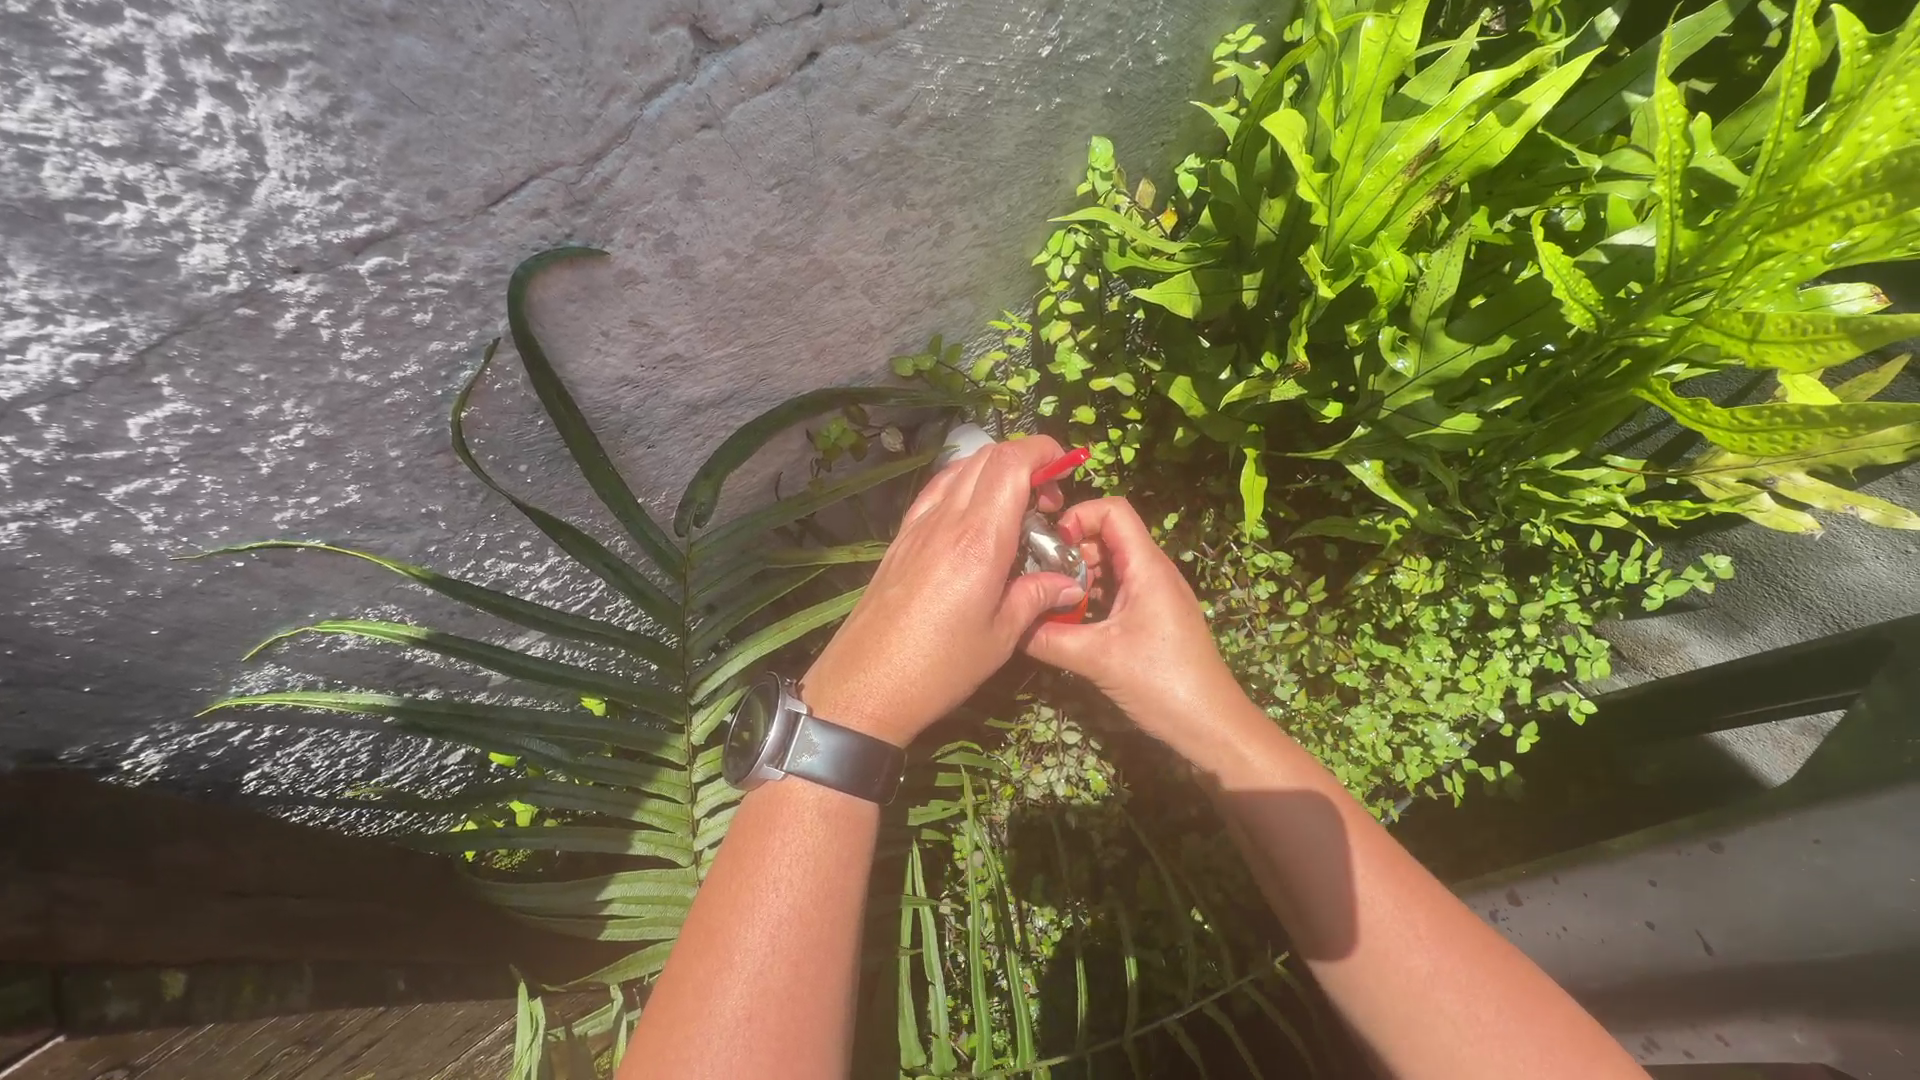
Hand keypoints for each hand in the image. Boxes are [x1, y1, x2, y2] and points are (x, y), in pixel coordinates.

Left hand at [800, 435, 1085, 745]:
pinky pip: (936, 492)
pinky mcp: (900, 540)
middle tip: (1046, 501)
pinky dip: (963, 486)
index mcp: (979, 539)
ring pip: (959, 470)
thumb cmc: (939, 667)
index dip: (1043, 451)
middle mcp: (947, 520)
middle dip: (1025, 461)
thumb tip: (1068, 583)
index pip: (1011, 463)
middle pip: (986, 457)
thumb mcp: (1000, 638)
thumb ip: (1035, 598)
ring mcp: (918, 527)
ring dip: (993, 471)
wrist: (864, 686)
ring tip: (1014, 509)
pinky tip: (974, 517)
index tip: (1065, 469)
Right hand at [1022, 497, 1243, 752]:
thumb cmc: (1161, 683)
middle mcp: (1153, 572)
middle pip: (1107, 536)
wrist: (1212, 726)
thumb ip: (1047, 637)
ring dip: (1078, 578)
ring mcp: (1156, 595)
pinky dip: (1092, 598)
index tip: (1050, 547)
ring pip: (1110, 565)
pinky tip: (1071, 623)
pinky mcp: (1154, 617)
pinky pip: (1117, 591)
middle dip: (1070, 551)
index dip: (1078, 517)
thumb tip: (1007, 623)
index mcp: (1147, 567)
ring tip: (1050, 603)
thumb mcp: (1096, 659)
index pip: (1112, 510)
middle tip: (1039, 579)